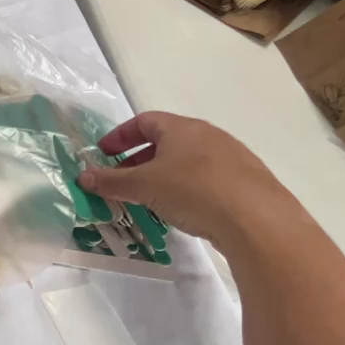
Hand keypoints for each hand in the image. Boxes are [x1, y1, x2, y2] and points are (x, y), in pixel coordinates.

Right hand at [79, 111, 303, 250]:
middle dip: (140, 158)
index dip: (120, 136)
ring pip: (190, 160)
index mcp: (182, 128)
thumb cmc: (193, 191)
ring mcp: (235, 159)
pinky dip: (190, 188)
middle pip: (167, 140)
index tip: (104, 153)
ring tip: (152, 196)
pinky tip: (186, 209)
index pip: (144, 121)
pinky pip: (211, 178)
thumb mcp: (142, 187)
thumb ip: (110, 181)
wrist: (261, 223)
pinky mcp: (251, 183)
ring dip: (165, 174)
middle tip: (124, 177)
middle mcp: (210, 136)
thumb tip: (83, 177)